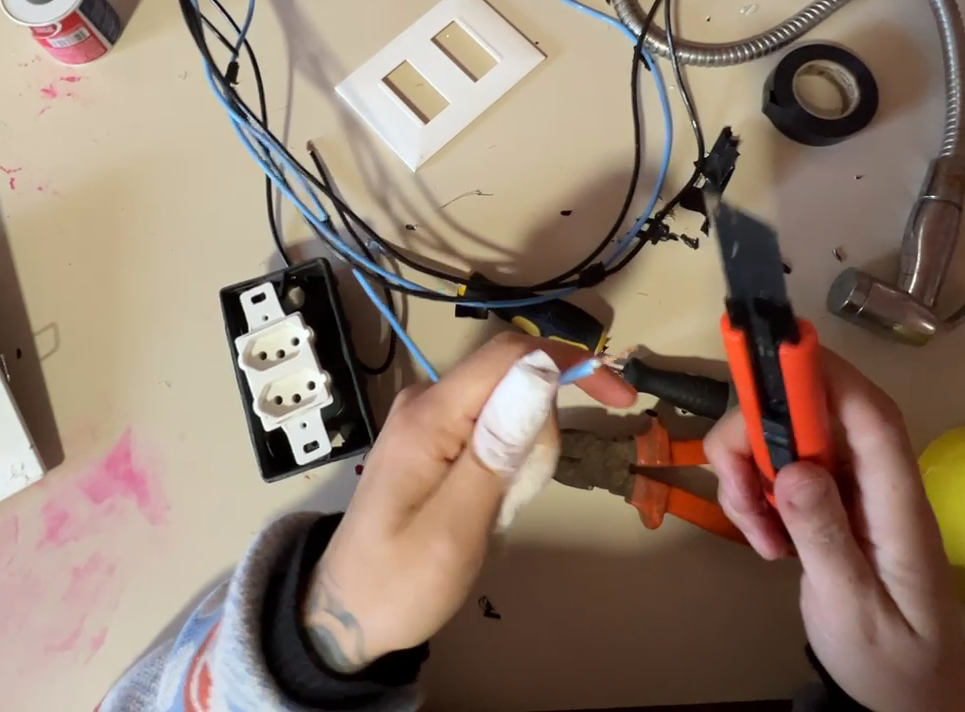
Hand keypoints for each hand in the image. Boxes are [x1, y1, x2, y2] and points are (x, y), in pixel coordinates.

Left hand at [301, 332, 633, 671]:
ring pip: (509, 406)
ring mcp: (429, 415)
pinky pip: (492, 428)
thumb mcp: (456, 526)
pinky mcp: (434, 435)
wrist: (347, 610)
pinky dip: (508, 463)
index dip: (568, 361)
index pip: (509, 354)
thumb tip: (540, 369)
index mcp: (430, 412)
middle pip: (514, 380)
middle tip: (518, 501)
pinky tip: (490, 503)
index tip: (617, 396)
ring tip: (497, 512)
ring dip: (524, 457)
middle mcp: (428, 399)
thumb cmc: (400, 581)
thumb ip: (498, 446)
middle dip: (540, 433)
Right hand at [703, 349, 964, 711]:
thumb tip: (792, 470)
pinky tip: (762, 539)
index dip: (826, 373)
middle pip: (804, 417)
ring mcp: (840, 487)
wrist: (912, 702)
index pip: (870, 415)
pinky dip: (748, 494)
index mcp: (896, 502)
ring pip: (776, 439)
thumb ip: (828, 540)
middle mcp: (867, 479)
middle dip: (754, 438)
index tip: (773, 354)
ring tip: (755, 533)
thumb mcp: (858, 610)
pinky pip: (768, 470)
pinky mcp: (817, 499)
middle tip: (736, 486)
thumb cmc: (896, 662)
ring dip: (745, 474)